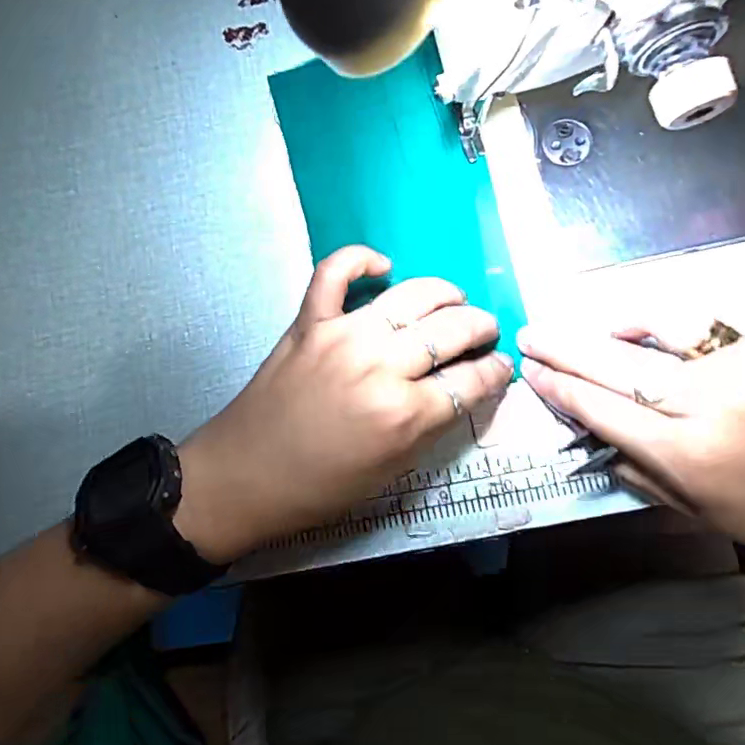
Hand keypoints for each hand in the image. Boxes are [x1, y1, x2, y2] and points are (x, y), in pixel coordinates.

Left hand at [171, 246, 513, 564]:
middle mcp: (380, 367)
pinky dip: (359, 258)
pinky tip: (382, 265)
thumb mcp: (393, 469)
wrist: (243, 478)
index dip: (496, 370)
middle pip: (452, 331)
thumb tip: (468, 386)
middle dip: (482, 327)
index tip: (501, 364)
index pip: (471, 380)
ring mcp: (342, 336)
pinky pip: (334, 272)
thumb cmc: (322, 487)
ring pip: (411, 296)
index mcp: (404, 415)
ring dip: (445, 293)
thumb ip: (434, 423)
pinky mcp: (308, 321)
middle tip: (486, 330)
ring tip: (455, 299)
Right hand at [519, 321, 744, 625]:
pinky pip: (728, 335)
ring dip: (628, 328)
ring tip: (604, 328)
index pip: (606, 410)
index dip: (562, 388)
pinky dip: (699, 343)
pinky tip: (692, 353)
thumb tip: (594, 429)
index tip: (533, 372)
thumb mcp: (705, 512)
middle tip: (533, 331)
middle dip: (569, 346)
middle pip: (623, 363)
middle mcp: (722, 402)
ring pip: (673, 330)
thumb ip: (642, 468)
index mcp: (695, 458)